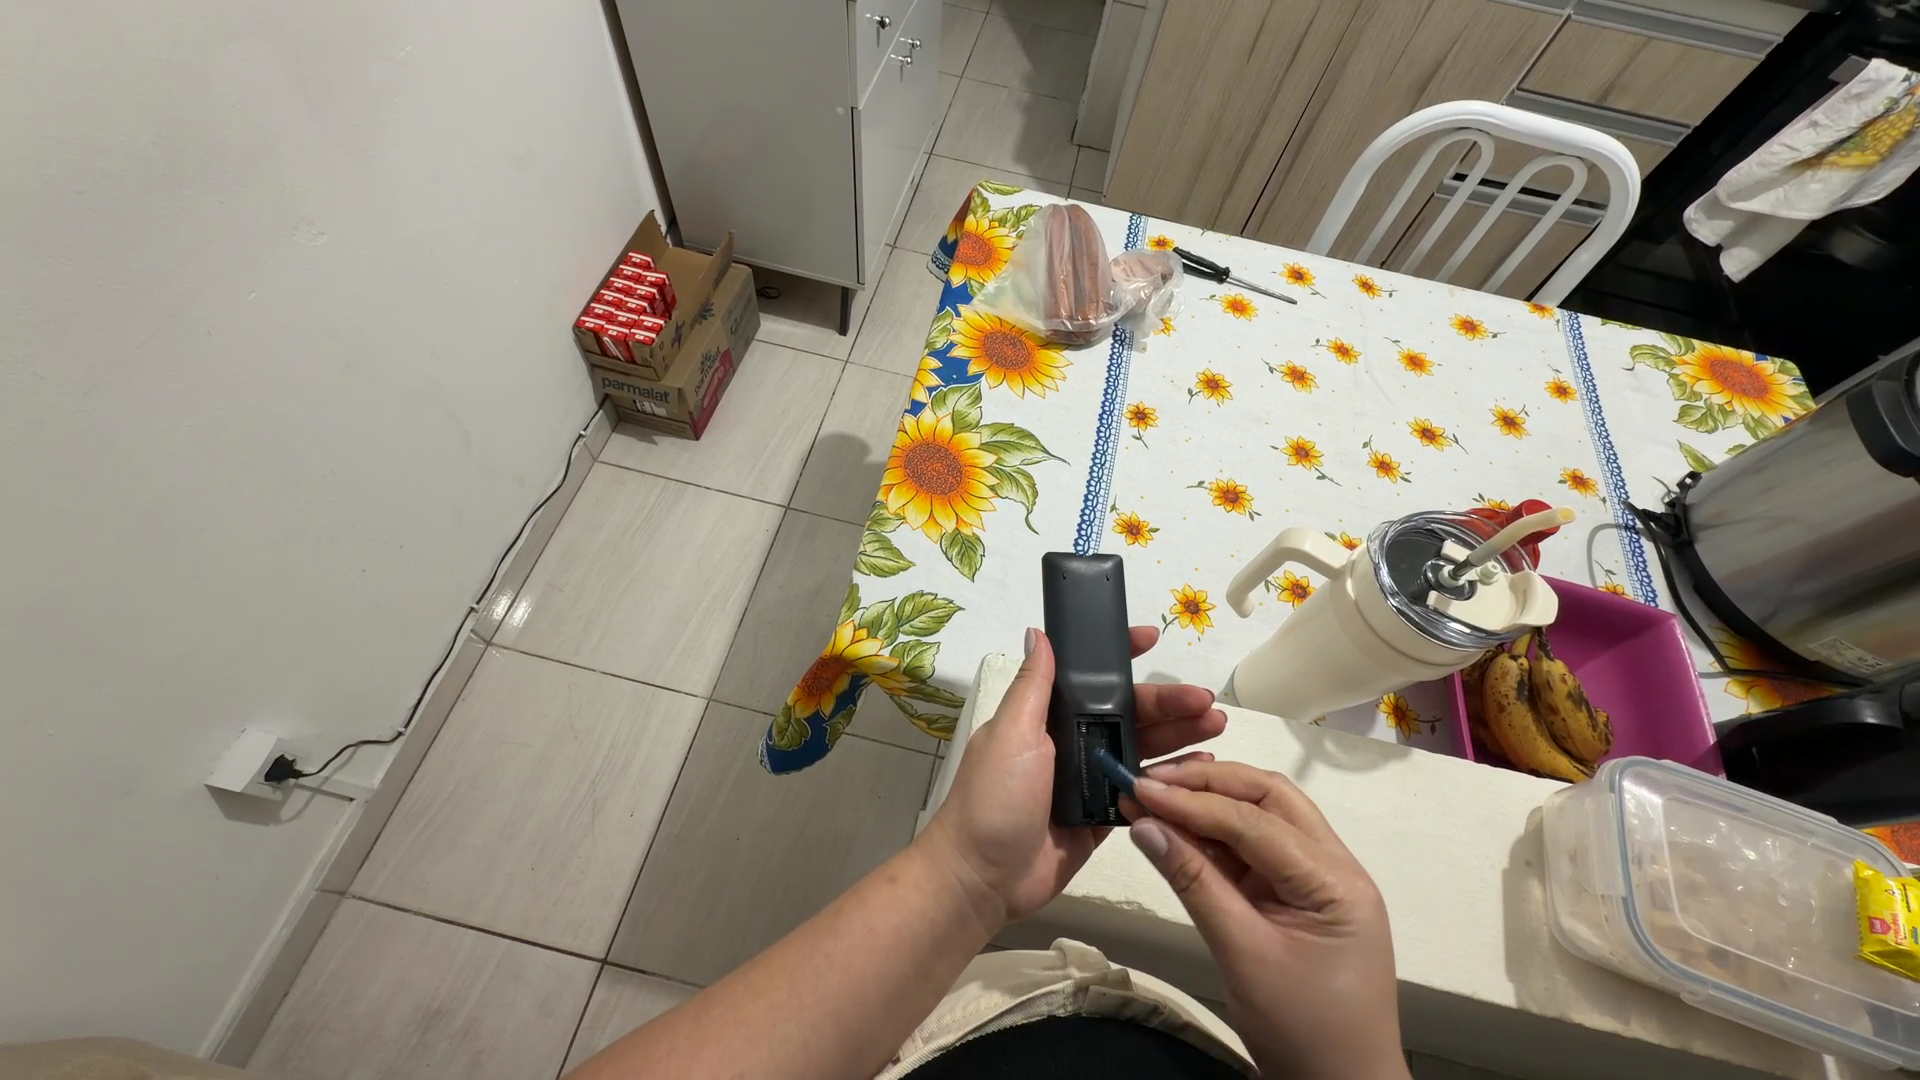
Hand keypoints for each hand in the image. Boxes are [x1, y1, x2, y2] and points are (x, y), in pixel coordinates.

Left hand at [920, 627, 1226, 926]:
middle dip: (1166, 703)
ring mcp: (1089, 778)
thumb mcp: (1013, 731)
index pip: (1090, 677)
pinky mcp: (1104, 816)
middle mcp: (1070, 740)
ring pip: (1142, 749)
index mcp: (1046, 715)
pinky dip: (1173, 780)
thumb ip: (1034, 685)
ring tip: (1216, 727)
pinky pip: (1144, 792)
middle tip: (1206, 700)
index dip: (1119, 657)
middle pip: (1127, 713)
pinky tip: (1203, 768)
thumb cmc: (995, 795)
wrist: (983, 876)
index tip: (1151, 638)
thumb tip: (1038, 632)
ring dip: (1177, 736)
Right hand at [1126, 760, 1408, 1079]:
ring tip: (1155, 797)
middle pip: (1267, 797)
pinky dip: (1213, 832)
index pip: (1255, 821)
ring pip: (1261, 813)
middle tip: (1150, 781)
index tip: (1139, 787)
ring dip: (1208, 801)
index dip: (1192, 801)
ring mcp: (1316, 875)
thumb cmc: (1300, 1030)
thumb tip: (1143, 824)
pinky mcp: (1295, 890)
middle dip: (1206, 783)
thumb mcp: (1242, 954)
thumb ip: (1193, 881)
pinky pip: (1252, 845)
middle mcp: (1333, 864)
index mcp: (1334, 881)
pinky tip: (1176, 828)